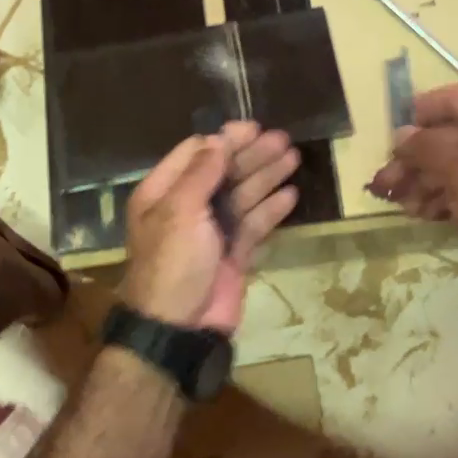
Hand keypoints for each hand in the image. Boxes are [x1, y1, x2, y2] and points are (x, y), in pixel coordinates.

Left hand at [122, 122, 300, 331]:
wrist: (179, 328)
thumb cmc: (172, 263)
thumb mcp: (179, 211)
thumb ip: (201, 174)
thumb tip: (217, 140)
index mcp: (164, 193)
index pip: (195, 154)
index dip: (223, 140)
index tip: (251, 129)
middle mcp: (187, 207)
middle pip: (223, 172)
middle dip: (251, 155)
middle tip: (282, 140)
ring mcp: (213, 231)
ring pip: (242, 195)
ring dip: (266, 176)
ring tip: (293, 157)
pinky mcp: (234, 253)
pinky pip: (254, 224)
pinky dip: (271, 209)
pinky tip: (290, 195)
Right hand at [369, 84, 457, 292]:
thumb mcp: (457, 165)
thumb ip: (423, 145)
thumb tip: (400, 136)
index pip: (451, 100)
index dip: (422, 110)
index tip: (395, 129)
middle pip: (441, 138)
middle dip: (410, 160)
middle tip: (384, 181)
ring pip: (443, 167)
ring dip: (416, 182)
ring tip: (395, 201)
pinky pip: (452, 190)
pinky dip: (432, 198)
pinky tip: (416, 212)